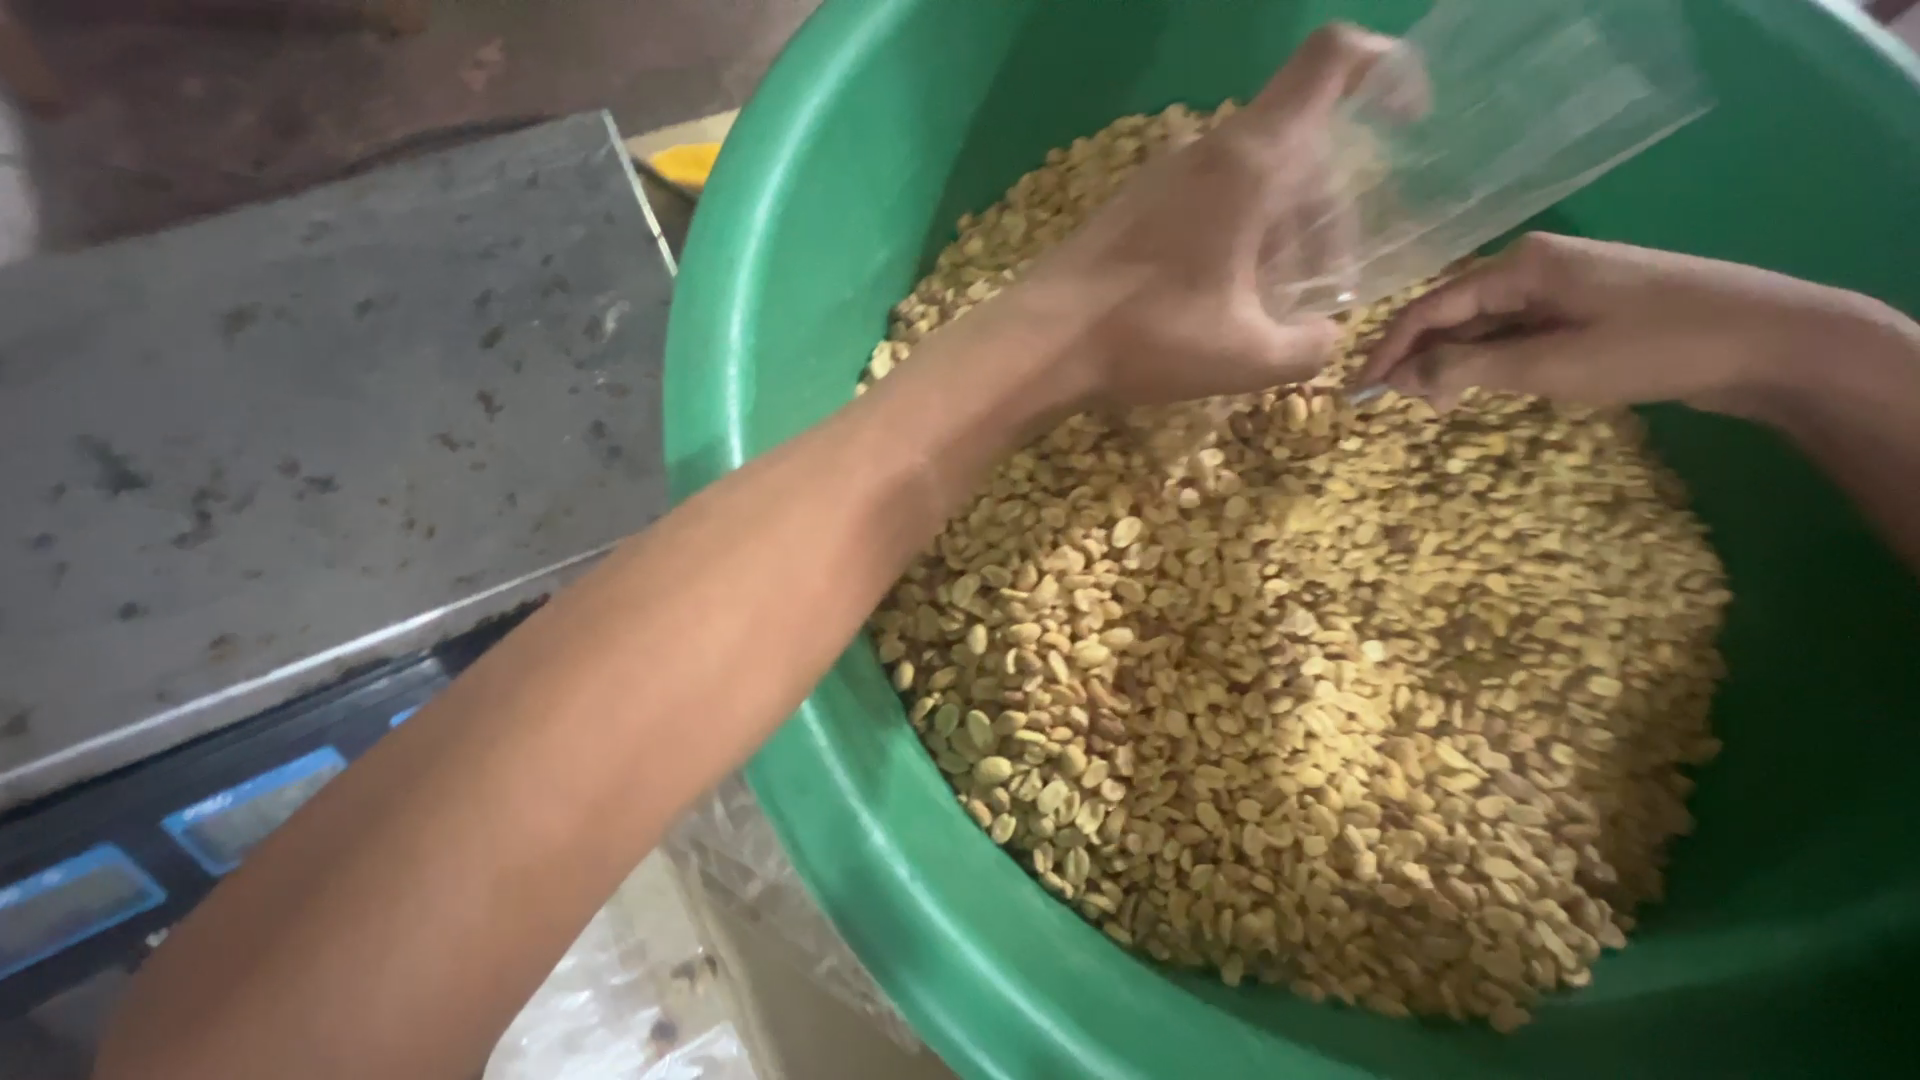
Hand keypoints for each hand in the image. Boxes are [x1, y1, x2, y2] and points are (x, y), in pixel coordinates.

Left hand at [1010, 23, 1399, 410]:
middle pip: (1297, 149)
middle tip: (1323, 288)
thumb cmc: (1148, 338)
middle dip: (1328, 212)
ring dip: (1278, 234)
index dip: (1384, 66)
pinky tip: (1221, 300)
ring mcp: (1161, 175)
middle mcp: (1205, 150)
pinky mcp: (1132, 206)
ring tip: (1272, 306)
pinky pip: (1205, 202)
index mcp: (1250, 160)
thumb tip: (1326, 338)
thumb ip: (1309, 346)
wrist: (1038, 343)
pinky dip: (1233, 238)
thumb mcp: (1246, 357)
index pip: (1330, 62)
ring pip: (1250, 182)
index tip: (1406, 115)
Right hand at [1355, 232, 1878, 413]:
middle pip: (1450, 313)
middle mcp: (1531, 265)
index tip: (1357, 392)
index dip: (1387, 351)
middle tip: (1406, 408)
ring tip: (1441, 405)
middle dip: (1420, 359)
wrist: (1772, 340)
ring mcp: (1558, 284)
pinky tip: (1482, 386)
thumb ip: (1466, 366)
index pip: (1428, 308)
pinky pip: (1512, 331)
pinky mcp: (1580, 306)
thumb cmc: (1651, 347)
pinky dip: (1488, 360)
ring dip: (1454, 363)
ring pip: (1480, 325)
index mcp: (1519, 266)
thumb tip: (1401, 375)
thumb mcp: (1547, 364)